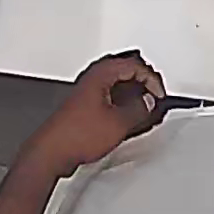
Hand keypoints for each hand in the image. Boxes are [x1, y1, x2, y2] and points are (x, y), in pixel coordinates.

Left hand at [18, 51, 166, 178]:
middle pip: (124, 69)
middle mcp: (93, 77)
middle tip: (156, 93)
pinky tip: (129, 115)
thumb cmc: (76, 133)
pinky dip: (123, 100)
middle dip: (143, 80)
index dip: (150, 78)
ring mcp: (89, 90)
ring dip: (134, 90)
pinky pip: (110, 94)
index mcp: (101, 74)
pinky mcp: (86, 104)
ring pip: (117, 82)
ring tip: (146, 105)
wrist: (54, 149)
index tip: (159, 93)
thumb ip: (137, 110)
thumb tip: (148, 102)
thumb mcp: (117, 123)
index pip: (133, 64)